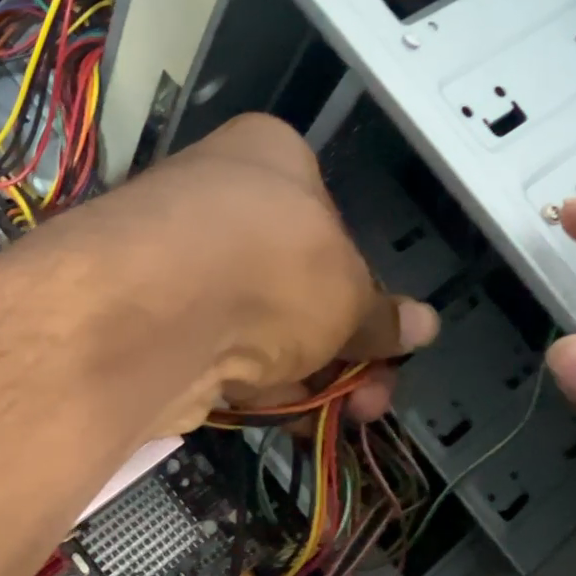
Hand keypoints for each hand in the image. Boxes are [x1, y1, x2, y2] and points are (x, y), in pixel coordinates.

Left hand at [37, 113, 439, 435]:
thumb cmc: (273, 266)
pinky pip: (220, 360)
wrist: (157, 312)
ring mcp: (178, 270)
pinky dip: (258, 391)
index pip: (326, 217)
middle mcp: (215, 203)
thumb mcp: (348, 293)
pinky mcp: (153, 331)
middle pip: (293, 283)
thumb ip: (379, 317)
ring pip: (259, 328)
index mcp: (266, 156)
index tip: (382, 334)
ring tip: (351, 415)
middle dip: (342, 347)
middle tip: (373, 394)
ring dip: (308, 376)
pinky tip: (295, 419)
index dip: (360, 284)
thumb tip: (422, 326)